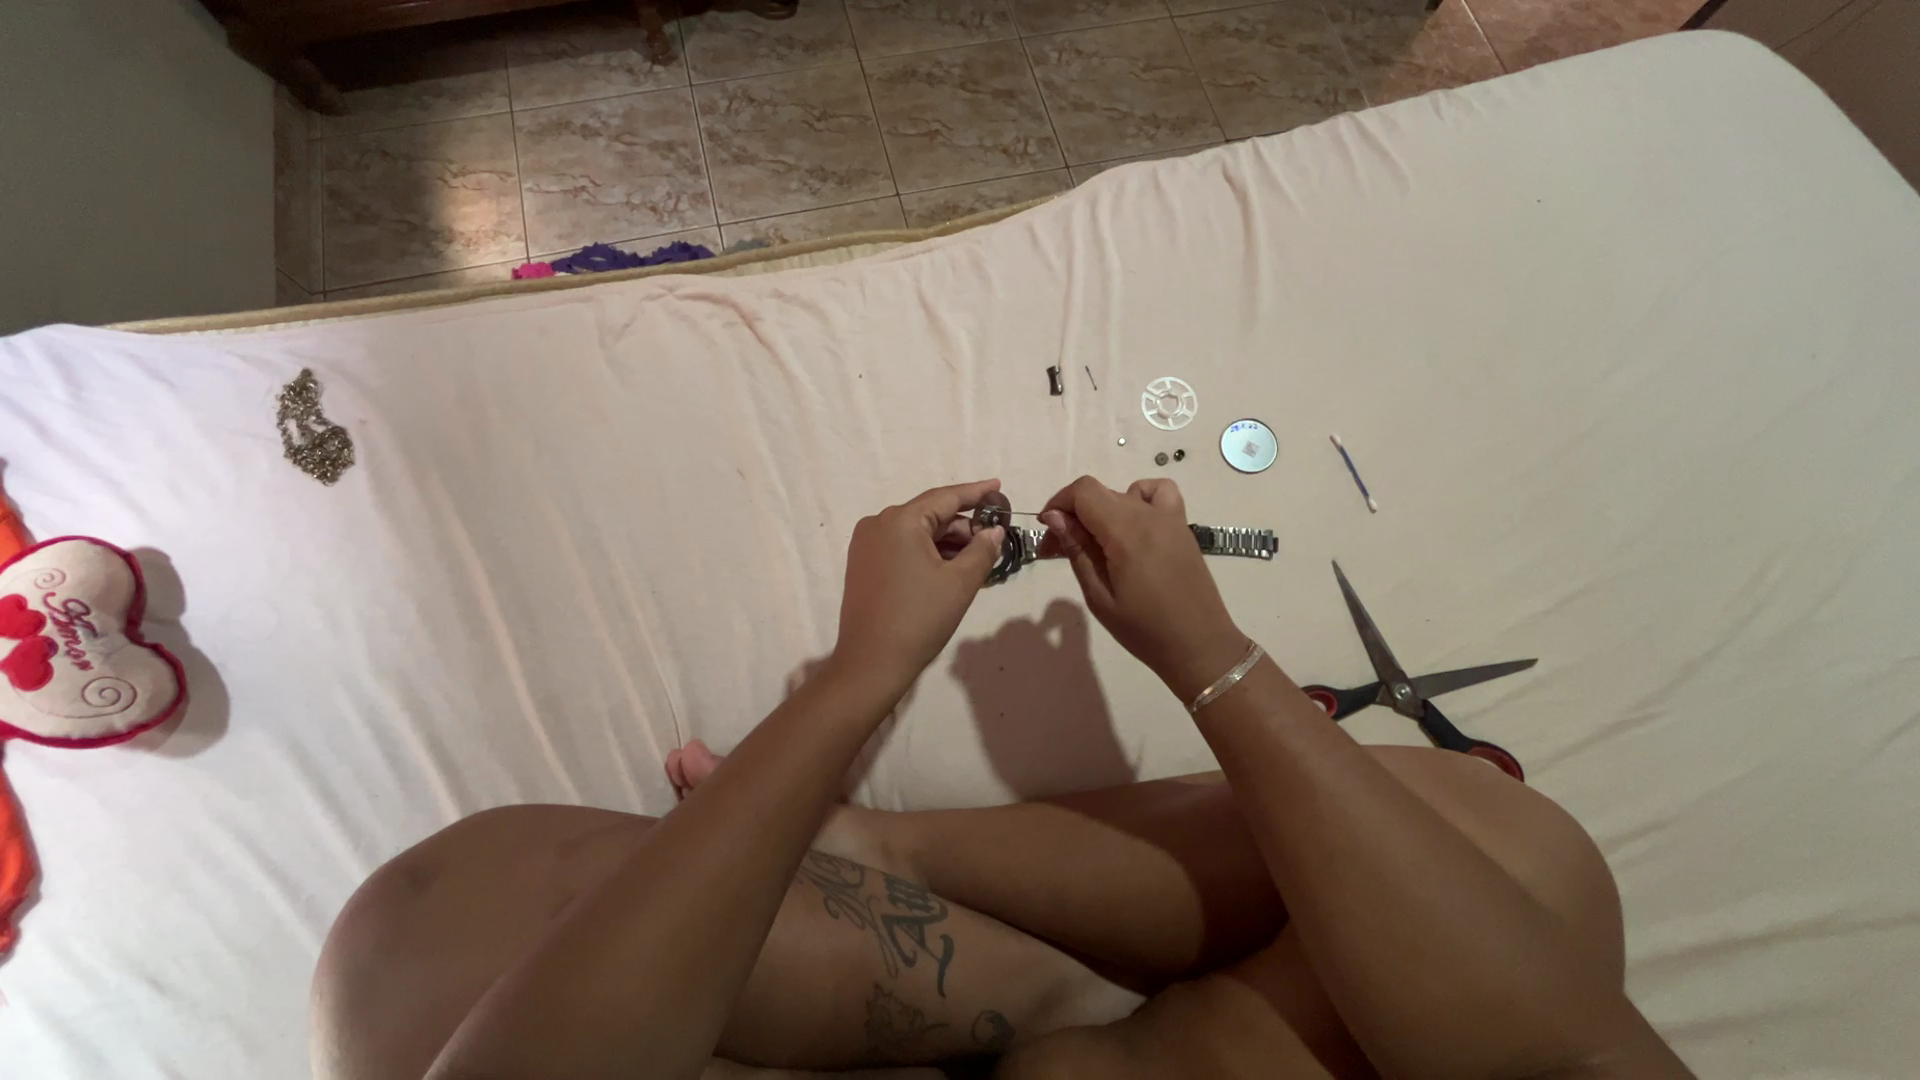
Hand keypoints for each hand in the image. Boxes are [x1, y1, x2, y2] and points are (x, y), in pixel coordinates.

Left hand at [831, 479, 1005, 687]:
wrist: (871, 662)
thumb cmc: (920, 618)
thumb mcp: (960, 582)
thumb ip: (982, 549)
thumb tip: (994, 530)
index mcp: (900, 520)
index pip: (946, 497)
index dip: (976, 492)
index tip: (998, 486)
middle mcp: (878, 524)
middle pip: (930, 515)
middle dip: (963, 526)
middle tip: (994, 539)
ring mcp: (866, 545)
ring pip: (916, 533)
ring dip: (946, 543)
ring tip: (977, 558)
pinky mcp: (863, 565)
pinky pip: (902, 548)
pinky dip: (927, 554)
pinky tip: (950, 568)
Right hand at [1039, 477, 1247, 701]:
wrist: (1199, 646)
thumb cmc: (1144, 630)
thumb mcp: (1099, 596)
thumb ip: (1077, 551)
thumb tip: (1055, 518)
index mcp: (1126, 533)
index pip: (1083, 492)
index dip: (1058, 504)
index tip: (1047, 533)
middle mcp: (1149, 515)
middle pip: (1100, 493)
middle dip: (1073, 515)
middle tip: (1059, 551)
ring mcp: (1170, 518)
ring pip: (1124, 493)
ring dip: (1102, 509)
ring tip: (1098, 542)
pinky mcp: (1182, 527)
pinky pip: (1159, 493)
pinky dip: (1139, 497)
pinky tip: (1132, 525)